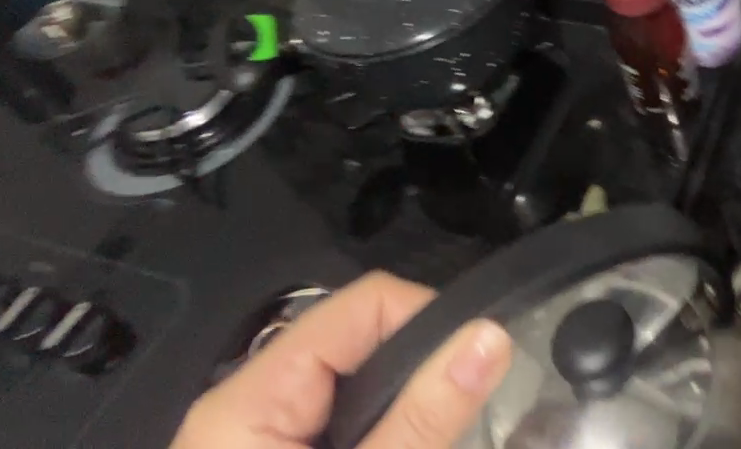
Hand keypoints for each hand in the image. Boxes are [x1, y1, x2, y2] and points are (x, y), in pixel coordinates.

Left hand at [172, 271, 511, 448]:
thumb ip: (423, 418)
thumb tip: (491, 335)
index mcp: (254, 397)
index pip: (366, 304)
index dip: (429, 318)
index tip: (475, 362)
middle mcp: (249, 405)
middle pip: (360, 341)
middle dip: (419, 368)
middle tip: (461, 415)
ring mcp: (257, 439)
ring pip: (354, 385)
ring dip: (404, 405)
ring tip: (436, 436)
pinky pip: (337, 425)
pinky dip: (382, 433)